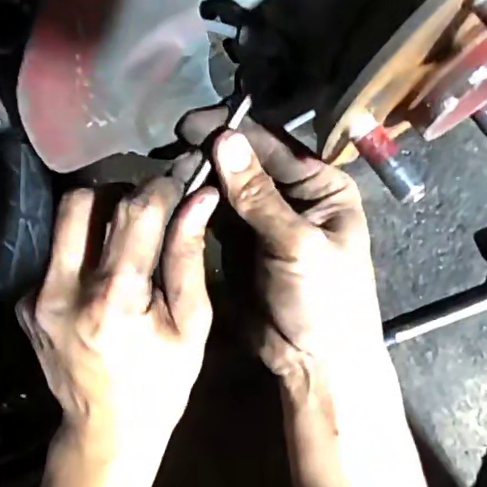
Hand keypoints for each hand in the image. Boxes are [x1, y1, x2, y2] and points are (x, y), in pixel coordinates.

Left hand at [19, 174, 217, 470]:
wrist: (104, 432)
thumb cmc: (160, 386)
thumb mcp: (190, 327)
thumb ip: (188, 259)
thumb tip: (198, 200)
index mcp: (113, 299)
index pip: (135, 212)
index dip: (160, 188)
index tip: (177, 183)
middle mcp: (64, 291)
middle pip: (84, 202)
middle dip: (121, 194)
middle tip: (147, 209)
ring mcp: (37, 298)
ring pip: (63, 222)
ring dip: (97, 218)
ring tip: (124, 241)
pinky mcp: (24, 305)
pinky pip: (55, 256)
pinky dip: (81, 255)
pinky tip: (100, 282)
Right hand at [181, 111, 384, 383]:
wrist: (314, 362)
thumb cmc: (324, 302)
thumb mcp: (296, 244)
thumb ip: (258, 195)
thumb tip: (225, 139)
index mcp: (321, 187)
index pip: (273, 147)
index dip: (233, 132)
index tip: (189, 124)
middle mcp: (292, 196)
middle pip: (246, 164)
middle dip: (210, 154)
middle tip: (167, 148)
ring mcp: (262, 221)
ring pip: (226, 188)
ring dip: (198, 178)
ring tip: (163, 170)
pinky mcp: (238, 245)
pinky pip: (214, 216)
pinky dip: (194, 207)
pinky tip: (170, 198)